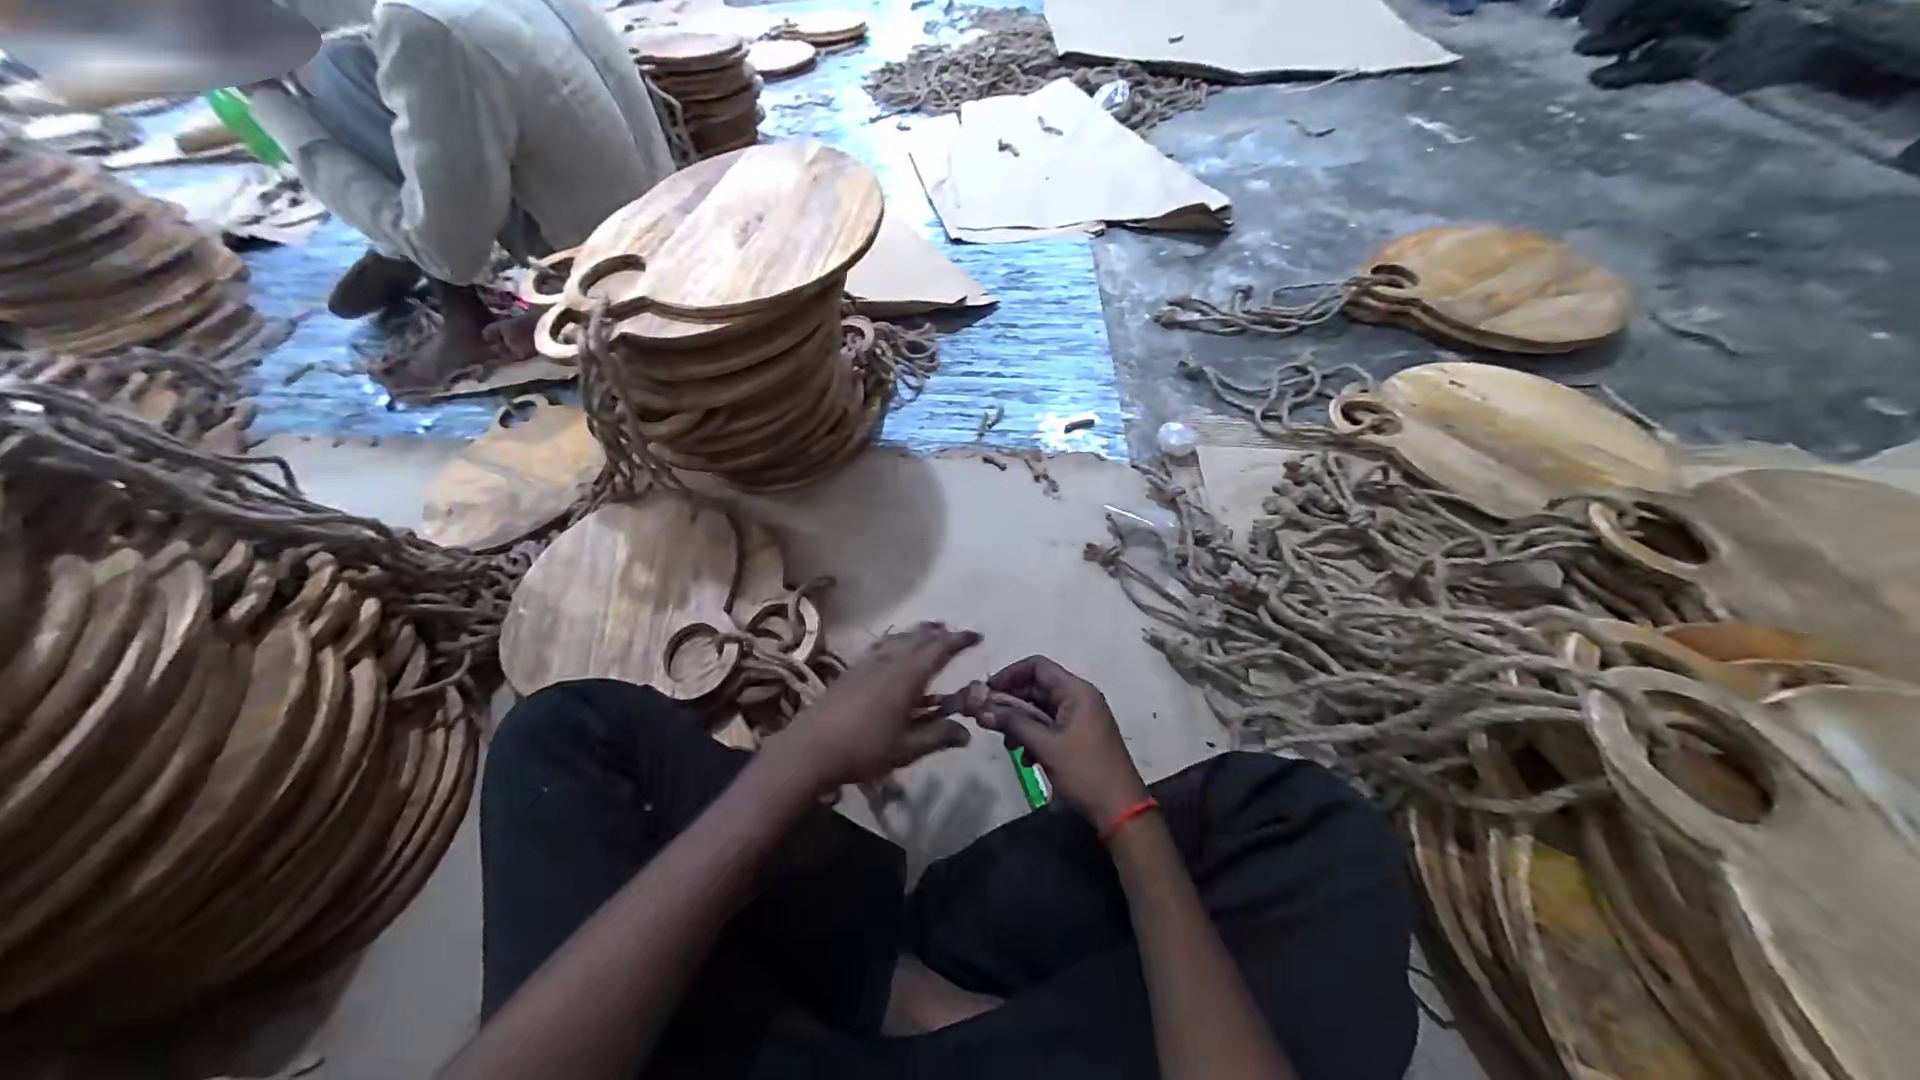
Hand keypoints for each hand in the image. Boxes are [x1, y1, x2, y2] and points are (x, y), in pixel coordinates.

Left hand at [765, 623, 979, 791]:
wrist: (809, 749)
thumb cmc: (863, 749)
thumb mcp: (906, 749)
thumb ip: (938, 736)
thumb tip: (967, 732)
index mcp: (906, 677)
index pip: (939, 650)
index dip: (959, 641)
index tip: (976, 635)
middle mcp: (888, 662)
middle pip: (916, 638)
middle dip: (937, 633)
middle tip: (953, 631)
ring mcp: (866, 664)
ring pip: (896, 640)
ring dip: (915, 634)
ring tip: (927, 632)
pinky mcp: (849, 672)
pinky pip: (880, 648)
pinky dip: (895, 643)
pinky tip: (891, 651)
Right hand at [982, 656, 1148, 826]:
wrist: (1120, 809)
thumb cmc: (1084, 771)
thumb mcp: (1045, 745)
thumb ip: (1013, 723)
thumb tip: (982, 709)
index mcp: (1076, 691)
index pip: (1037, 666)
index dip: (1010, 674)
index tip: (988, 691)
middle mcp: (1079, 698)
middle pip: (1038, 687)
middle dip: (1011, 702)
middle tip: (987, 718)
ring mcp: (1080, 717)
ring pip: (1041, 708)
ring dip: (1020, 722)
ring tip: (1007, 743)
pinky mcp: (1079, 736)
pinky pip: (1050, 725)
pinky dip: (1034, 735)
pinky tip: (1025, 757)